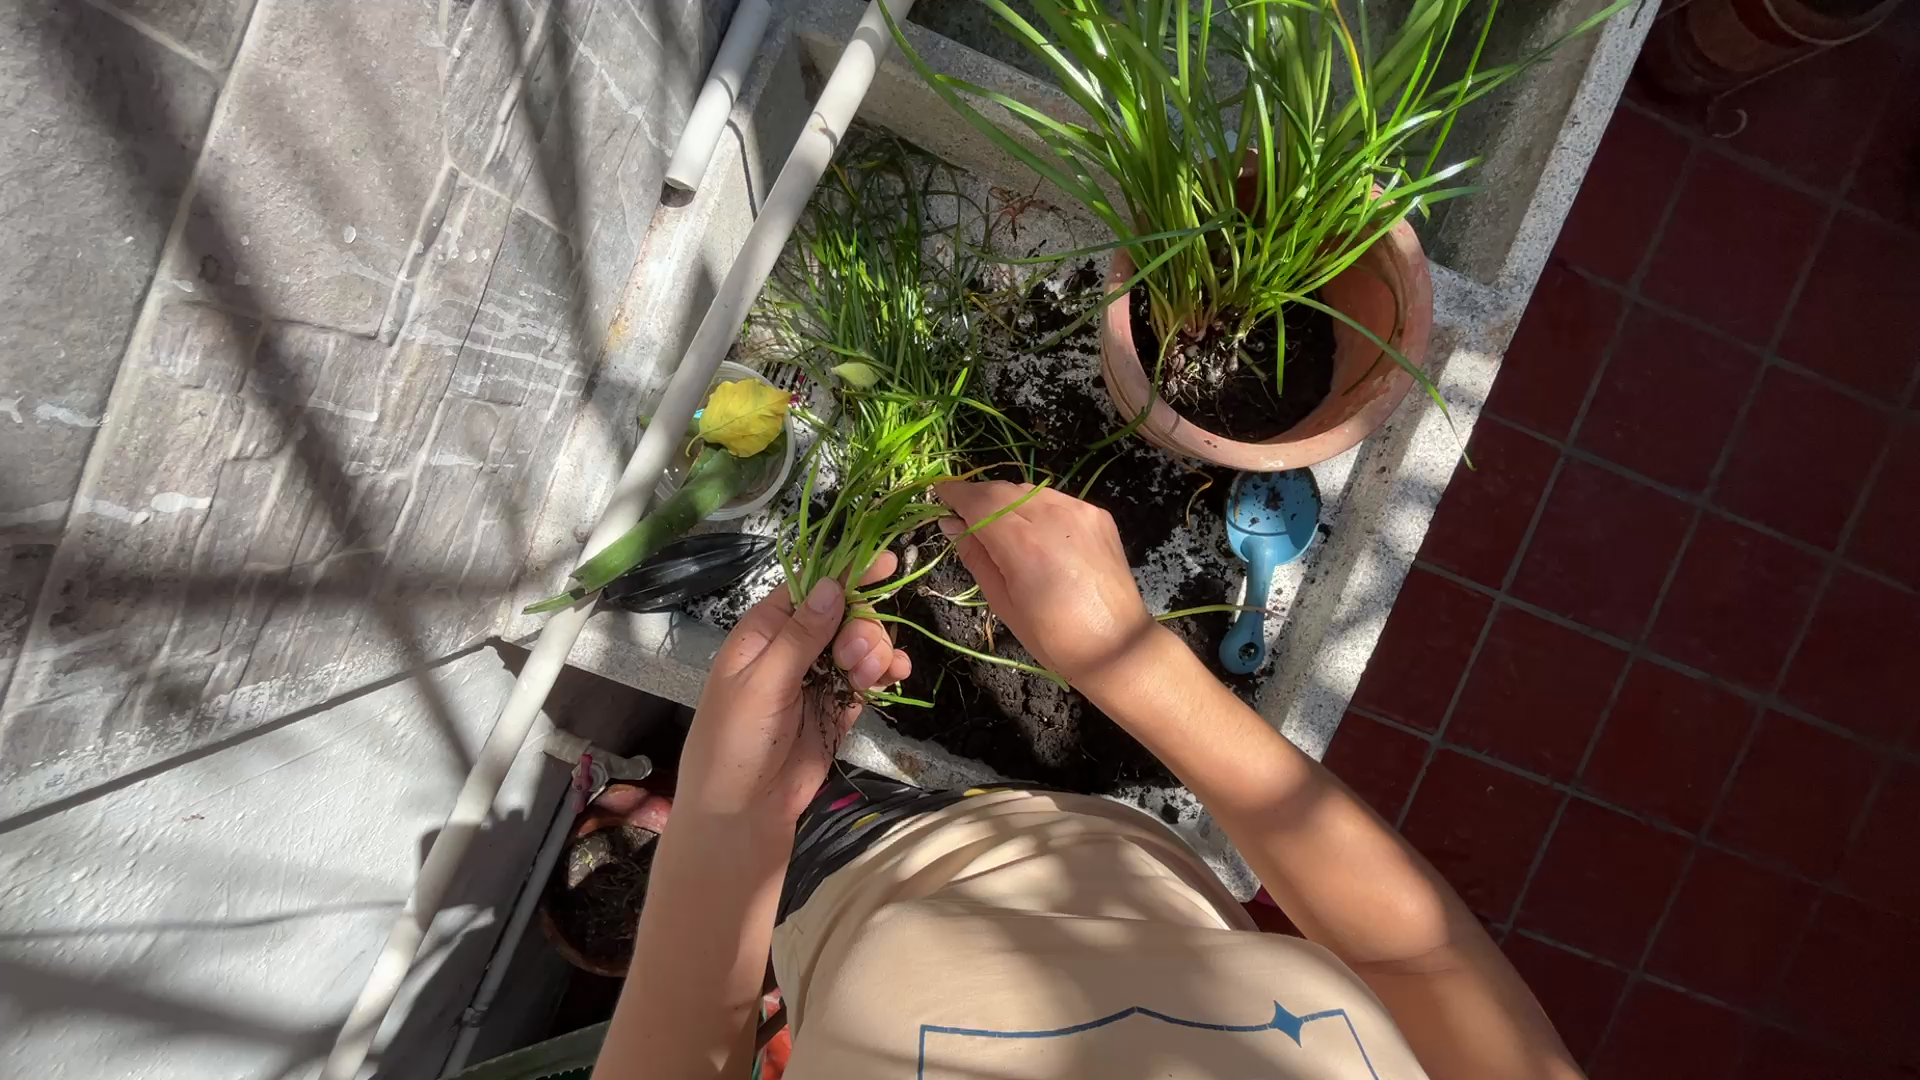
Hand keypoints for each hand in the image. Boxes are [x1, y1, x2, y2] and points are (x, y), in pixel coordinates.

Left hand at [676, 554, 910, 825]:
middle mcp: (795, 647)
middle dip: (862, 627)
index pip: (810, 588)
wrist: (743, 812)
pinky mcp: (840, 703)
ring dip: (875, 650)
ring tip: (870, 676)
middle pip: (845, 613)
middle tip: (857, 656)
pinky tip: (895, 676)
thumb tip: (834, 584)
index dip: (847, 573)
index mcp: (765, 632)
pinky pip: (870, 675)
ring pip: (862, 642)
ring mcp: (819, 675)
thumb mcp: (763, 684)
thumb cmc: (735, 742)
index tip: (886, 563)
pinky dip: (886, 671)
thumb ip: (801, 635)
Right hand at [934, 481, 1160, 688]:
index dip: (956, 493)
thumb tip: (951, 525)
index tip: (940, 493)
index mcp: (1025, 544)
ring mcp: (1080, 511)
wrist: (1115, 645)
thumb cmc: (1053, 637)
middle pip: (1003, 490)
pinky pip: (1055, 500)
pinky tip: (1035, 533)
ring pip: (1029, 490)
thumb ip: (976, 555)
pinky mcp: (1098, 514)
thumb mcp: (1002, 601)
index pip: (980, 501)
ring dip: (1007, 501)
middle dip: (979, 497)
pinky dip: (1036, 508)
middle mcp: (1054, 516)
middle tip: (963, 516)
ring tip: (999, 527)